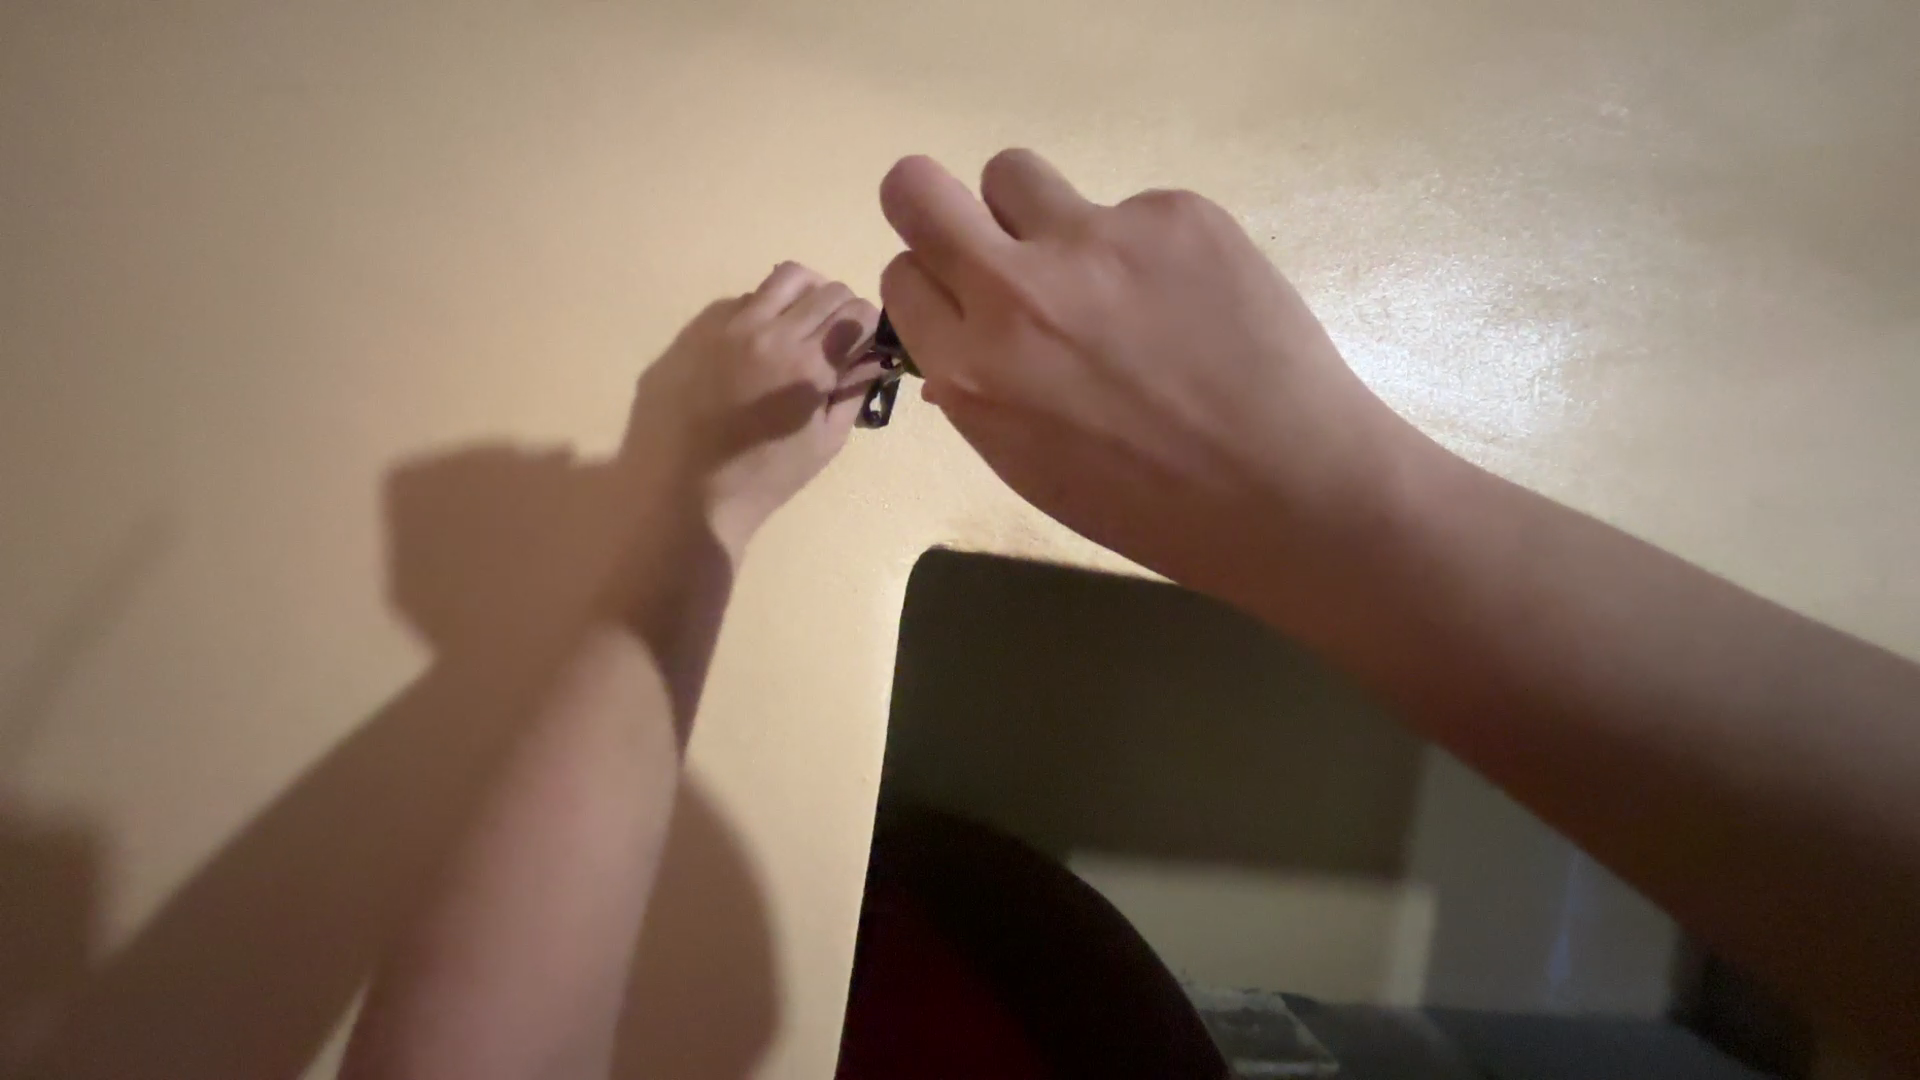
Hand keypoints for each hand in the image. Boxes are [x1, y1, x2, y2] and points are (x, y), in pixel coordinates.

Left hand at [622, 263, 881, 554]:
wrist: (685, 492)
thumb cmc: (764, 478)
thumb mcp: (825, 442)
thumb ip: (852, 392)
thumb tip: (870, 359)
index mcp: (810, 366)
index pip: (858, 313)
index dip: (869, 329)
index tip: (862, 349)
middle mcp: (772, 332)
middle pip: (827, 289)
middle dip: (842, 311)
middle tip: (835, 341)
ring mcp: (729, 325)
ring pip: (785, 277)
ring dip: (805, 296)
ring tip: (799, 327)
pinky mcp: (697, 328)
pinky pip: (741, 299)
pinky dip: (761, 312)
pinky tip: (753, 346)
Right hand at [877, 150, 1436, 600]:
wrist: (1282, 491)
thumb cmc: (1144, 507)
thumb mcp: (1031, 470)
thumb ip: (980, 397)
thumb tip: (957, 353)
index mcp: (972, 373)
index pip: (900, 279)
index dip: (928, 287)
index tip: (959, 300)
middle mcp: (1014, 294)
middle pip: (916, 189)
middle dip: (927, 207)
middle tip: (978, 239)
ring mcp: (1094, 242)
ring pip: (1014, 174)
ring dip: (1031, 216)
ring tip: (1091, 269)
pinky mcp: (1173, 213)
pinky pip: (1127, 208)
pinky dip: (1140, 248)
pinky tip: (1185, 301)